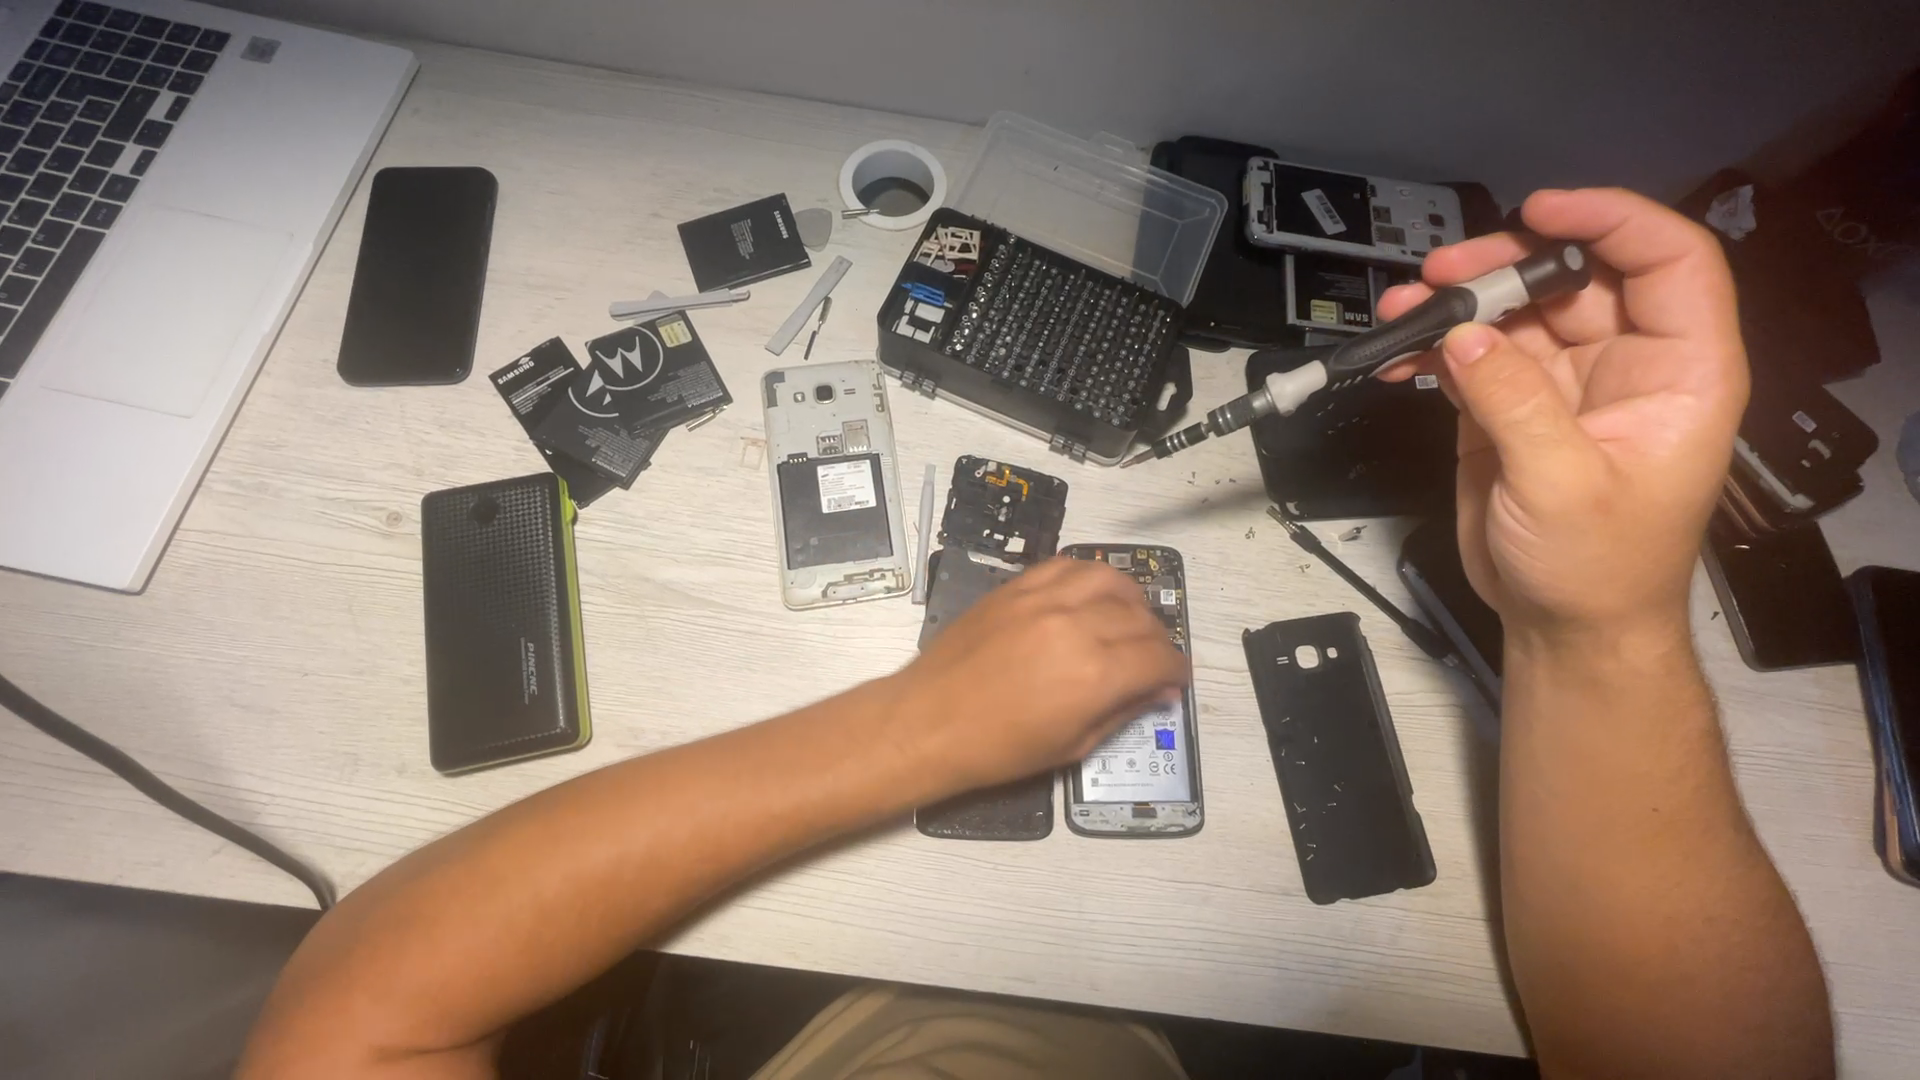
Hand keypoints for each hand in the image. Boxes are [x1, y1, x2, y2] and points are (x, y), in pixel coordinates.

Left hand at [887, 556, 1186, 792]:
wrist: (929, 721)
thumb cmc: (998, 748)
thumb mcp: (1072, 746)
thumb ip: (1122, 711)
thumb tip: (1158, 691)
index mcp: (1095, 674)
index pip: (1159, 658)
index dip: (1176, 670)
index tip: (1174, 679)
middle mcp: (1076, 626)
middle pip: (1140, 618)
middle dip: (1156, 640)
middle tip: (1150, 659)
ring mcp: (1043, 599)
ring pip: (1108, 579)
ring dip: (1130, 599)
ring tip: (1128, 619)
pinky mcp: (1015, 588)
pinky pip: (1066, 566)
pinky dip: (1088, 577)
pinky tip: (1089, 595)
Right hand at [1378, 188, 1747, 639]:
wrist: (1562, 619)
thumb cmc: (1597, 563)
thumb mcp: (1563, 484)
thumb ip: (1516, 404)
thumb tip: (1461, 336)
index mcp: (1676, 371)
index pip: (1664, 265)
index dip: (1611, 223)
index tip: (1539, 211)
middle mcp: (1619, 366)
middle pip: (1569, 283)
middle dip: (1503, 267)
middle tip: (1437, 273)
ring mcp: (1555, 388)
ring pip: (1507, 319)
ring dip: (1453, 308)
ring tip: (1398, 309)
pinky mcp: (1504, 413)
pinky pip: (1467, 363)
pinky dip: (1429, 354)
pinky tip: (1394, 357)